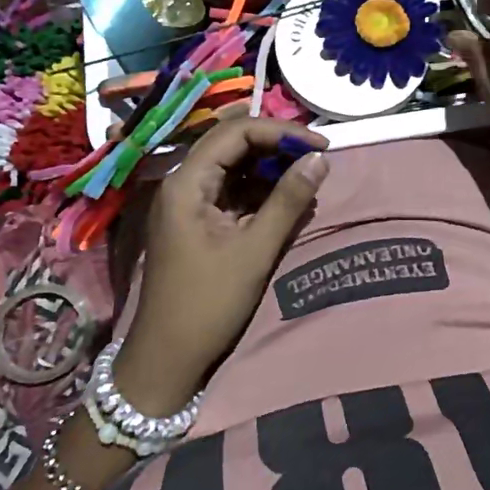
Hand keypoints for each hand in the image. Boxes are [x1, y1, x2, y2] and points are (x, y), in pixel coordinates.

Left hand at [116, 113, 329, 408]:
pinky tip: (286, 199)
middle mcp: (183, 183)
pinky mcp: (196, 222)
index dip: (281, 132)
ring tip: (307, 176)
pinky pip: (231, 191)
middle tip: (317, 158)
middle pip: (232, 144)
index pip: (235, 132)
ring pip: (233, 166)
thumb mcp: (255, 250)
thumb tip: (320, 159)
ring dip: (270, 167)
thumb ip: (288, 200)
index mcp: (187, 183)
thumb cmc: (209, 303)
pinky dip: (259, 190)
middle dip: (276, 145)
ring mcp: (187, 203)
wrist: (168, 357)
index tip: (321, 145)